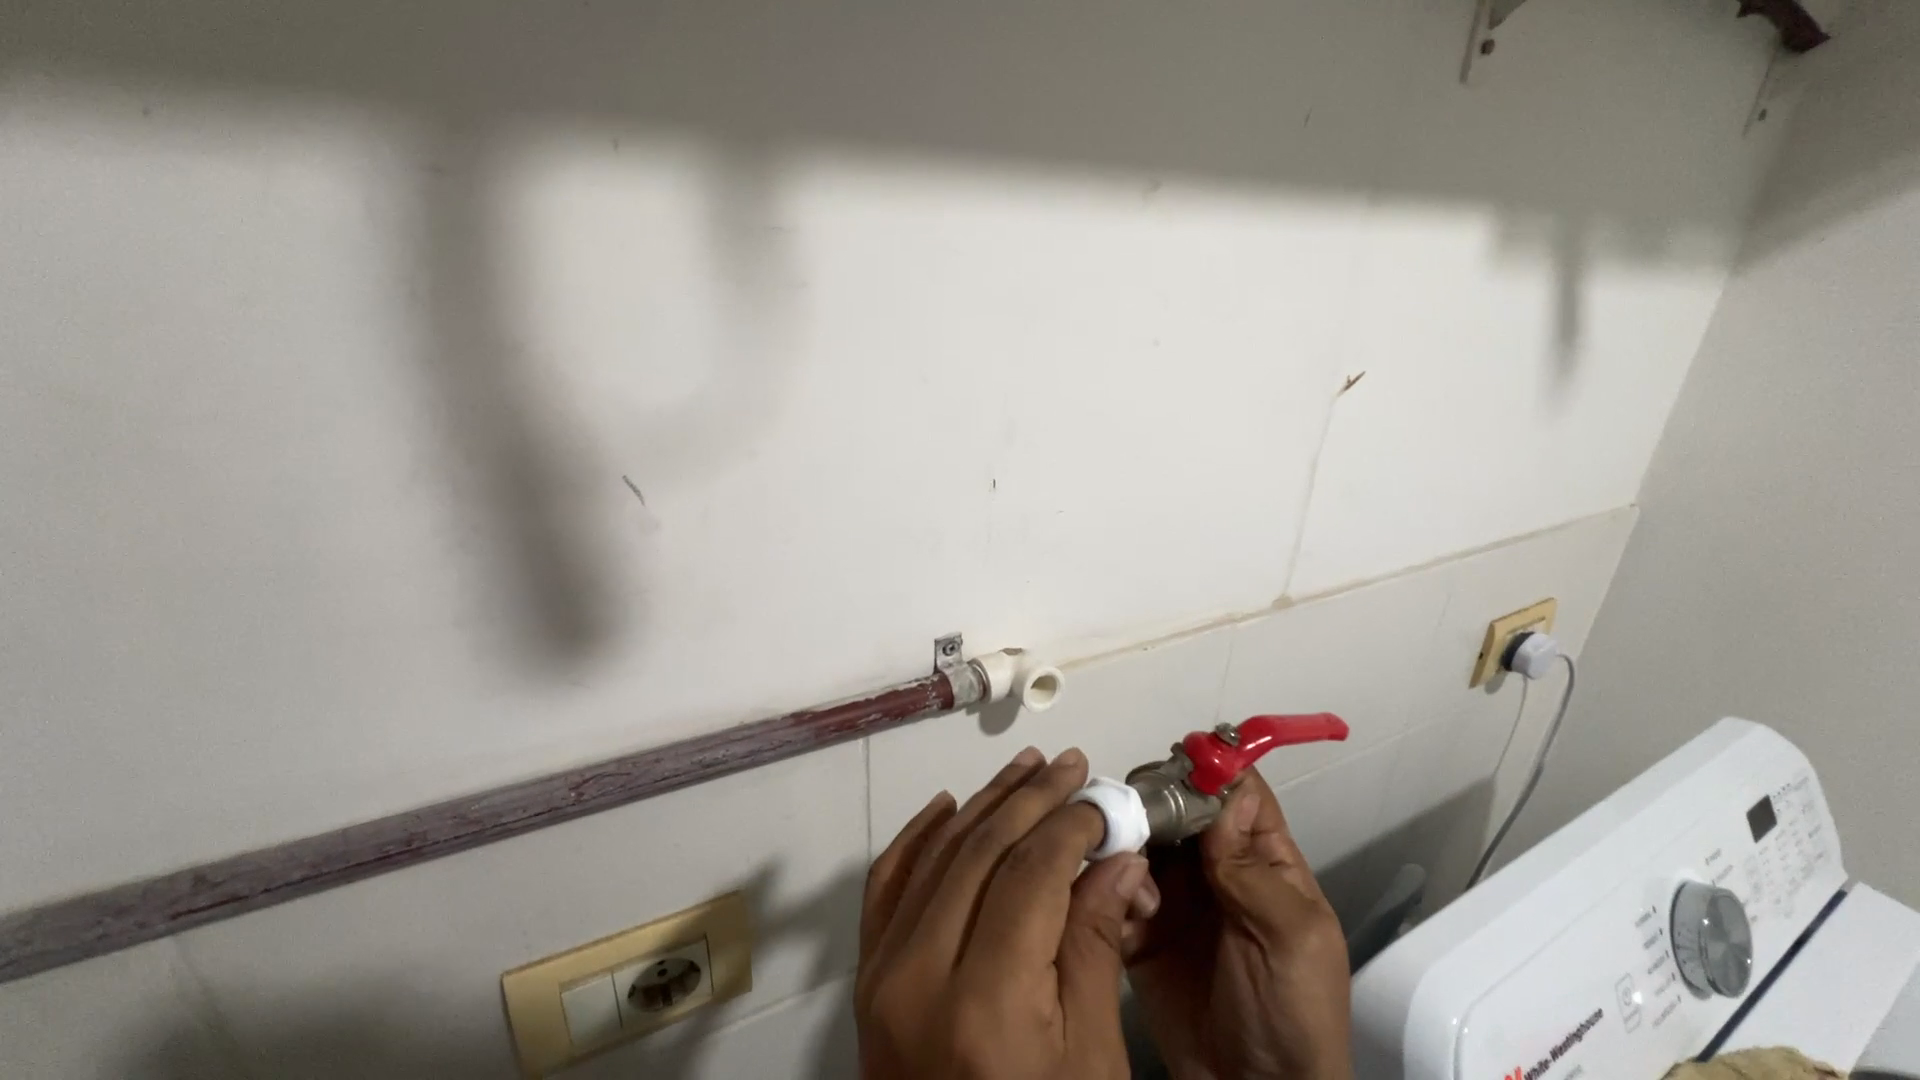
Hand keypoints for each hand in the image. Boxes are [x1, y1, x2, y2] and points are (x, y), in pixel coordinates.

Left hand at [856, 747, 1156, 1079]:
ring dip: (984, 804)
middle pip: (980, 853)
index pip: (1031, 876)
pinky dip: (920, 837)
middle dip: (1032, 800)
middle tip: (1071, 765)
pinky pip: (888, 884)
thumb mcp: (1089, 1058)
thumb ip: (1095, 947)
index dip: (1071, 827)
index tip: (1102, 801)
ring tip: (1026, 769)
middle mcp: (918, 976)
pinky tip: (950, 805)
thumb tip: (1117, 857)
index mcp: (985, 1005)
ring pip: (935, 856)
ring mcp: (882, 974)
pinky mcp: (868, 977)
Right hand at [1126, 767, 1353, 1079]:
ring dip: (1130, 841)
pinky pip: (1115, 886)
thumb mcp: (1293, 938)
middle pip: (1178, 807)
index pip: (1237, 794)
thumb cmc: (1293, 1012)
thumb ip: (1255, 870)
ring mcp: (1173, 896)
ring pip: (1141, 839)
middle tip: (1135, 813)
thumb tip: (1227, 791)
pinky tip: (1122, 902)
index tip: (1178, 760)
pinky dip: (1110, 883)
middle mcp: (1214, 867)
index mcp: (1263, 862)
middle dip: (1156, 802)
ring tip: (1130, 867)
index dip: (1211, 769)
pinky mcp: (1137, 928)